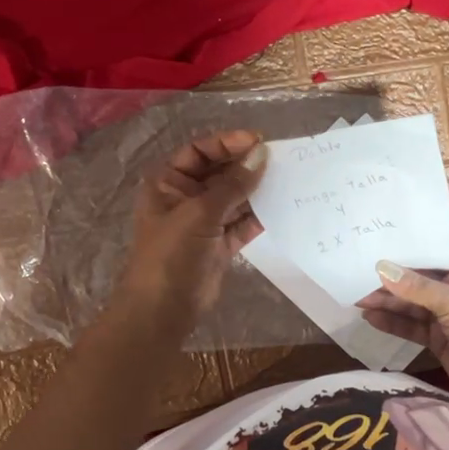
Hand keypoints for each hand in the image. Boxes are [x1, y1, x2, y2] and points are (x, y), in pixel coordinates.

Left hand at [114, 131, 267, 332]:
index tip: (258, 141)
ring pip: (233, 198)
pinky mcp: (219, 245)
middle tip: (279, 160)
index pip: (199, 151)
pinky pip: (241, 224)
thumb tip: (262, 154)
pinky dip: (258, 216)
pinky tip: (281, 208)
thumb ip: (233, 184)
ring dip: (256, 191)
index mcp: (168, 182)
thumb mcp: (200, 213)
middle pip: (219, 173)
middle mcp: (185, 198)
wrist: (162, 309)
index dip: (227, 143)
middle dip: (245, 166)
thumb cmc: (171, 254)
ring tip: (286, 180)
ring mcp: (203, 223)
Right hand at [356, 253, 448, 405]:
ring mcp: (447, 315)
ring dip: (388, 302)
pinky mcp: (438, 338)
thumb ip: (417, 287)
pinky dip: (393, 322)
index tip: (377, 246)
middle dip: (392, 281)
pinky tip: (371, 317)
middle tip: (358, 277)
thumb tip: (382, 268)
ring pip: (412, 304)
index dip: (408, 252)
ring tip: (358, 298)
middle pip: (420, 281)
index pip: (436, 255)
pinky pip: (412, 326)